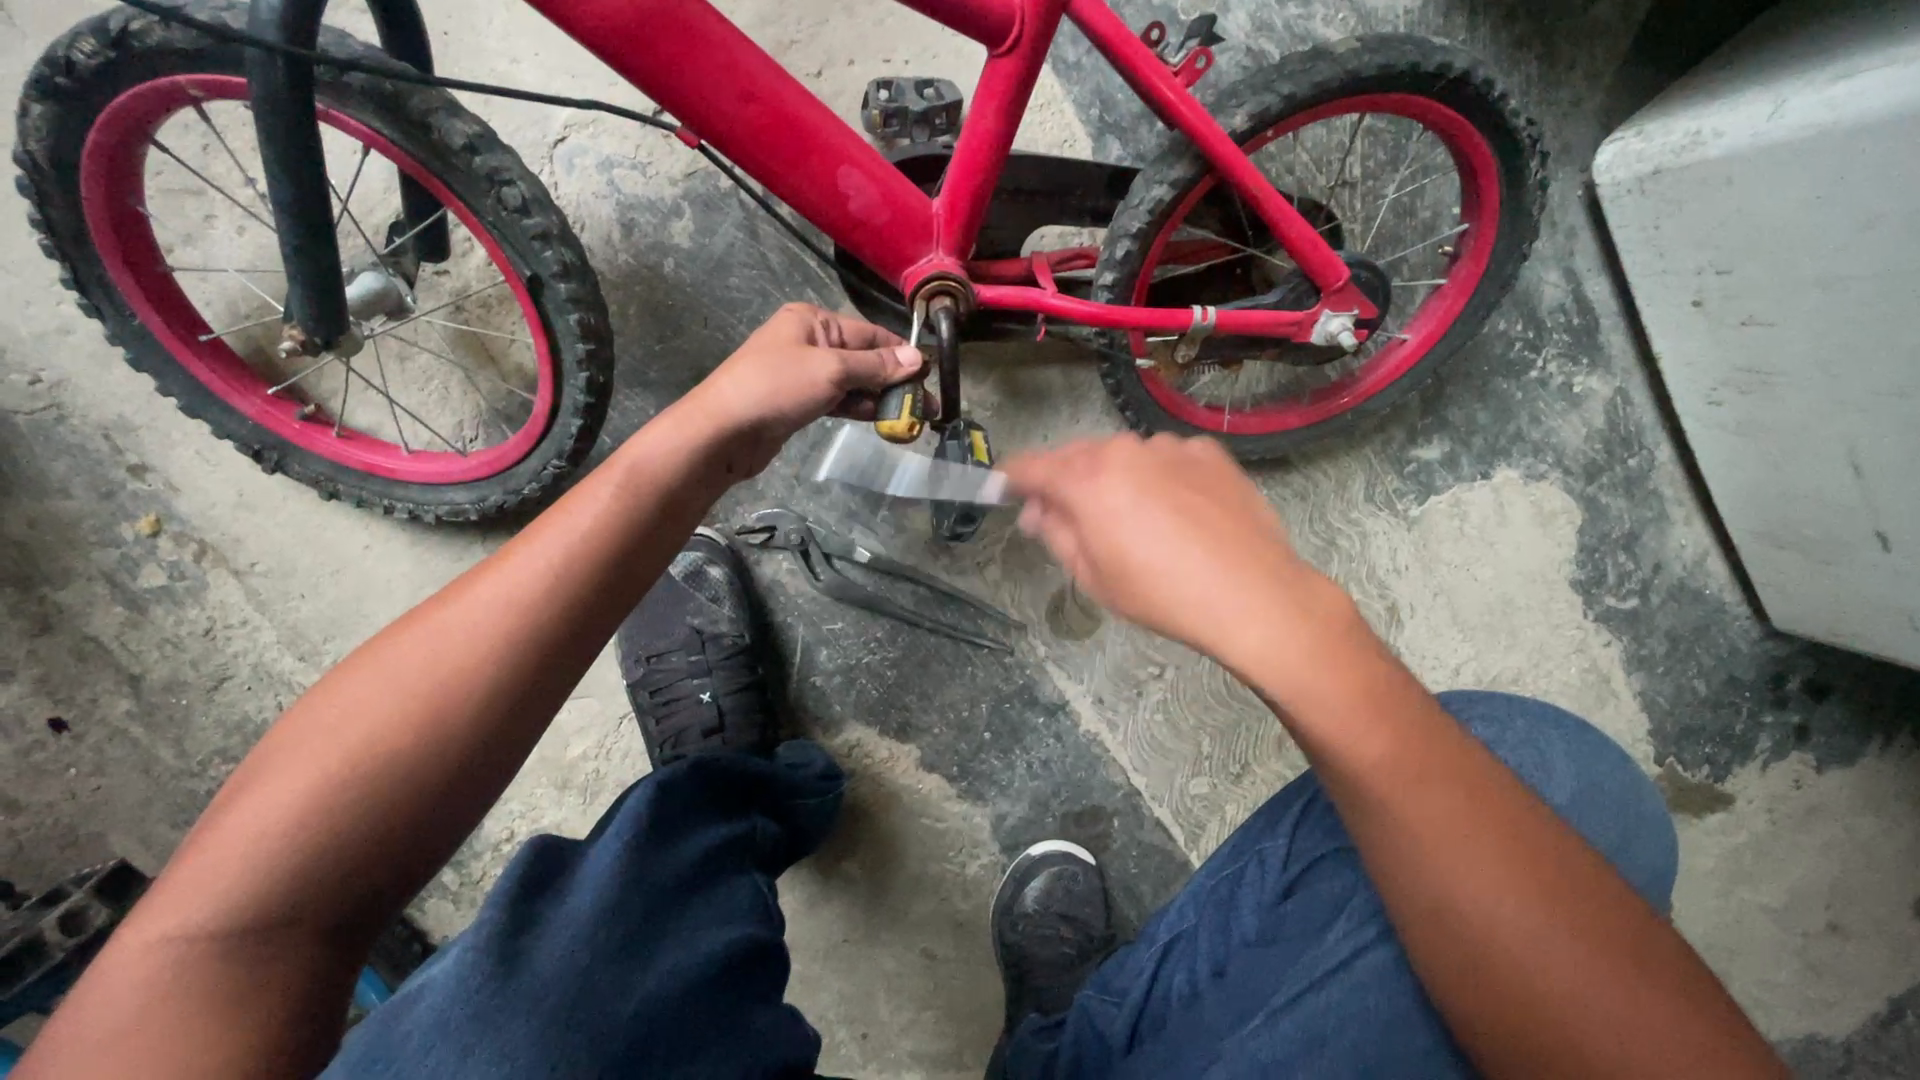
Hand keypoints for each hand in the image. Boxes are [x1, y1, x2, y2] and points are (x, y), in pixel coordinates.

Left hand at [679, 302, 922, 477]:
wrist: (723, 432)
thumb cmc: (776, 388)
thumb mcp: (831, 371)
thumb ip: (876, 365)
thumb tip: (917, 358)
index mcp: (813, 320)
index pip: (869, 333)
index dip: (901, 353)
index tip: (930, 375)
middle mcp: (808, 341)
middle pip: (863, 358)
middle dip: (893, 380)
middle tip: (925, 407)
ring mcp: (803, 373)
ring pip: (852, 382)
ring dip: (879, 398)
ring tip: (910, 418)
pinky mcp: (799, 403)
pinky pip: (838, 400)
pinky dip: (858, 409)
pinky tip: (879, 420)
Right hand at [1004, 434, 1341, 665]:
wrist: (1254, 594)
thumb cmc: (1162, 595)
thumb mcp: (1093, 576)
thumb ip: (1055, 532)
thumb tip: (1038, 509)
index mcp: (1087, 479)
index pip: (1031, 466)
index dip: (1011, 478)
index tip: (1004, 490)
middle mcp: (1125, 449)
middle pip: (1077, 456)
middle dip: (1064, 482)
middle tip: (1068, 520)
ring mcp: (1171, 446)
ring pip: (1123, 456)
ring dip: (1113, 479)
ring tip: (1133, 520)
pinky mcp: (1208, 452)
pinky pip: (1165, 460)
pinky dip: (1156, 477)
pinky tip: (1176, 513)